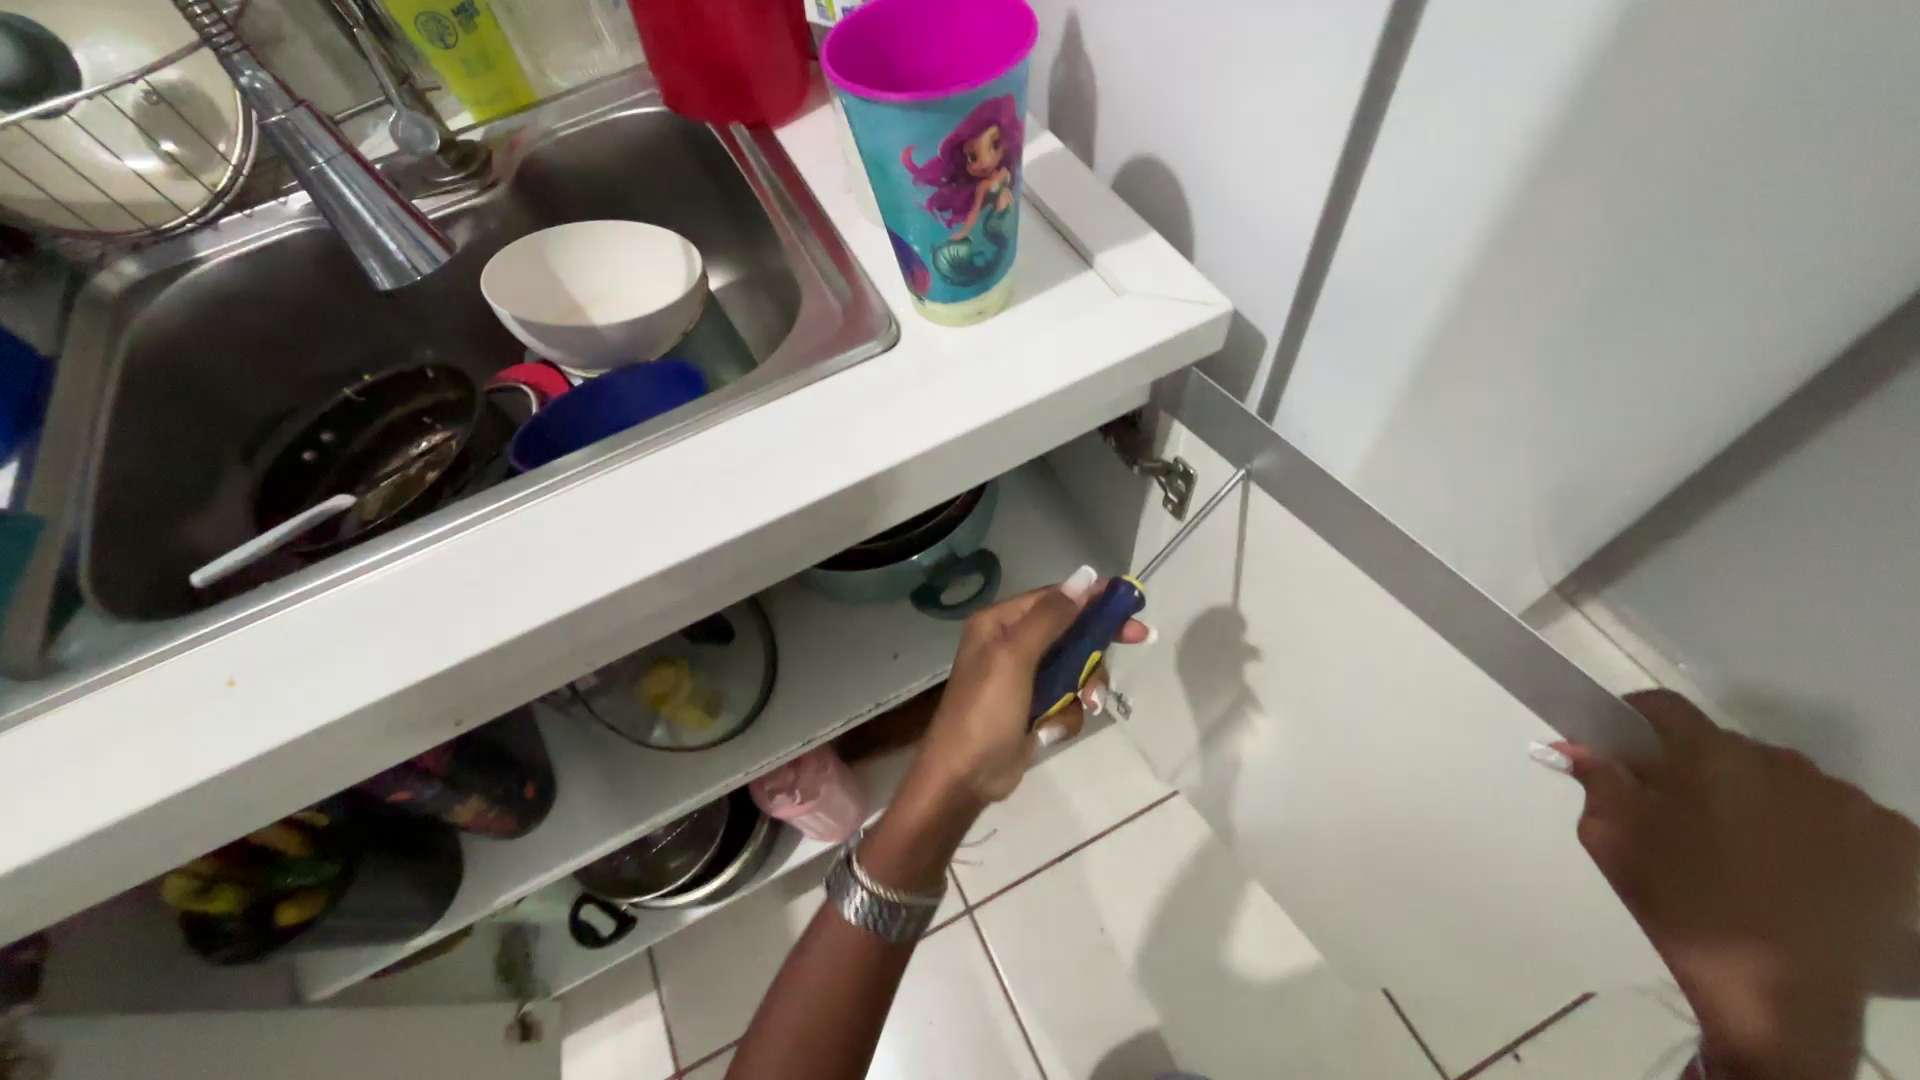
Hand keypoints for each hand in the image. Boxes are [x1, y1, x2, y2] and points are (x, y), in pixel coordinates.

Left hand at [908, 567, 1148, 809]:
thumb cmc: (985, 709)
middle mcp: (1011, 644)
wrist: (965, 776)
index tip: (1131, 602)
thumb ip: (1050, 617)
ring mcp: (1024, 678)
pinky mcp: (1034, 708)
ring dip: (1084, 686)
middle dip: (1095, 647)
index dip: (1093, 599)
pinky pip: (1068, 700)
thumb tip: (1085, 576)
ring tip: (1087, 702)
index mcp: (999, 623)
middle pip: (1070, 632)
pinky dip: (1066, 714)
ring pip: (1076, 668)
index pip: (1055, 599)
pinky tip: (1050, 730)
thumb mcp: (1015, 656)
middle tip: (1139, 639)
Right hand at [1562, 690, 1919, 1079]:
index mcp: (1709, 758)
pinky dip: (1814, 826)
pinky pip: (1839, 812)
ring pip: (1784, 777)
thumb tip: (1578, 746)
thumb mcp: (1611, 841)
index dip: (1635, 717)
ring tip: (1742, 847)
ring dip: (1756, 795)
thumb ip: (1597, 782)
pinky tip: (1798, 865)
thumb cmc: (1680, 907)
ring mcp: (1849, 802)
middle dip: (1696, 767)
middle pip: (1725, 744)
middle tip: (1676, 811)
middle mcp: (1784, 764)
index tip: (1620, 744)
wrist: (1777, 995)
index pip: (1665, 706)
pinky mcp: (1897, 841)